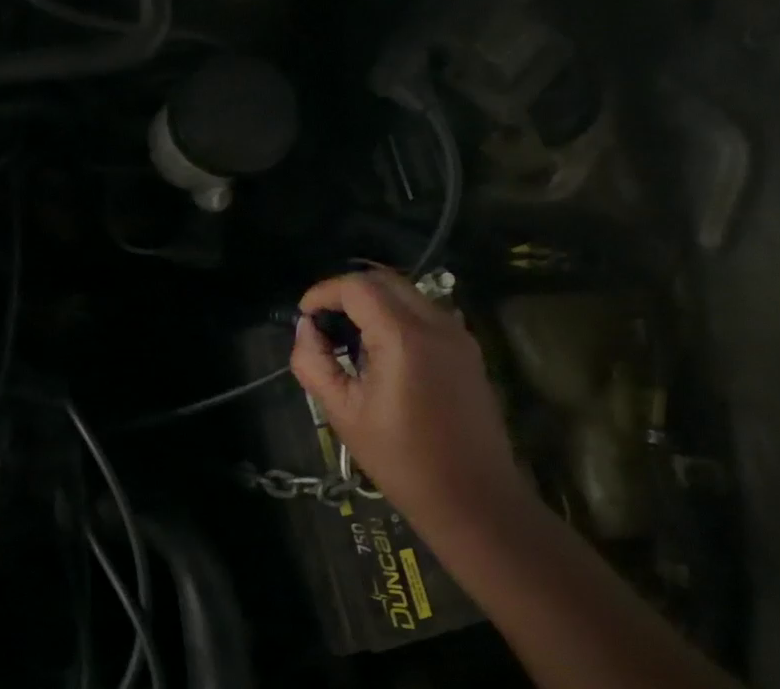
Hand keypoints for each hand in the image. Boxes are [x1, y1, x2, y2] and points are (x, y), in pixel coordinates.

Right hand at [290, 271, 528, 529]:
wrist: (475, 500)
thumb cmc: (402, 460)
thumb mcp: (341, 412)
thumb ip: (314, 362)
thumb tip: (307, 329)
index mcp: (403, 339)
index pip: (357, 287)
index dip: (323, 293)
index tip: (304, 317)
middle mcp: (437, 325)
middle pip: (383, 280)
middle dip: (347, 292)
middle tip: (323, 322)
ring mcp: (459, 336)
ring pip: (407, 293)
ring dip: (373, 302)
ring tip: (349, 337)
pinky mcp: (469, 351)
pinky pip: (425, 313)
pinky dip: (396, 315)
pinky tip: (381, 352)